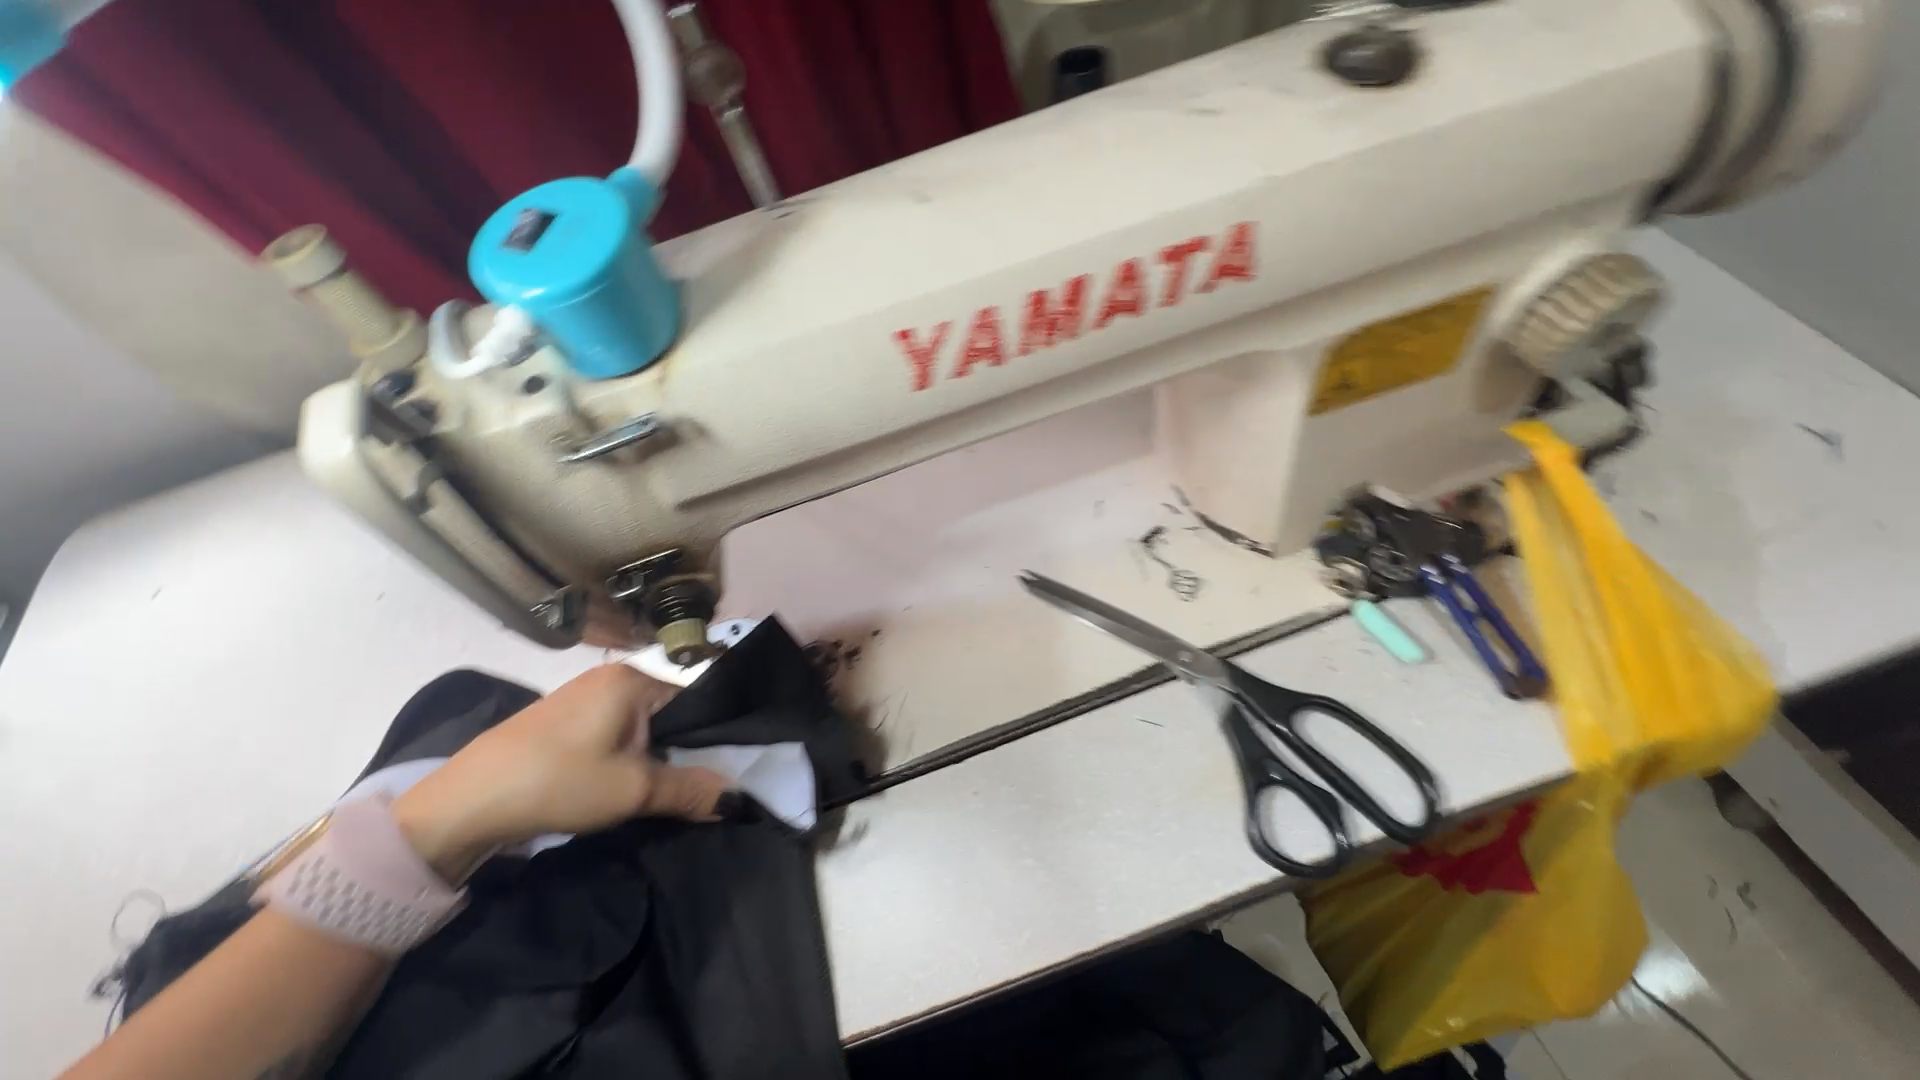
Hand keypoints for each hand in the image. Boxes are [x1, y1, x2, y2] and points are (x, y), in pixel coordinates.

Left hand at [392, 665, 729, 880]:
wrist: (467, 803)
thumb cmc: (560, 782)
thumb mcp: (635, 790)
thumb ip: (692, 790)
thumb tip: (739, 799)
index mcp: (633, 679)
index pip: (697, 698)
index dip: (716, 736)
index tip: (731, 770)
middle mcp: (610, 677)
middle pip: (670, 713)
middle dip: (686, 750)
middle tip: (703, 789)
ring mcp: (582, 698)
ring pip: (642, 727)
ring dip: (655, 758)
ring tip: (668, 792)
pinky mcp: (562, 722)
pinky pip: (615, 734)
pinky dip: (628, 759)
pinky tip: (627, 788)